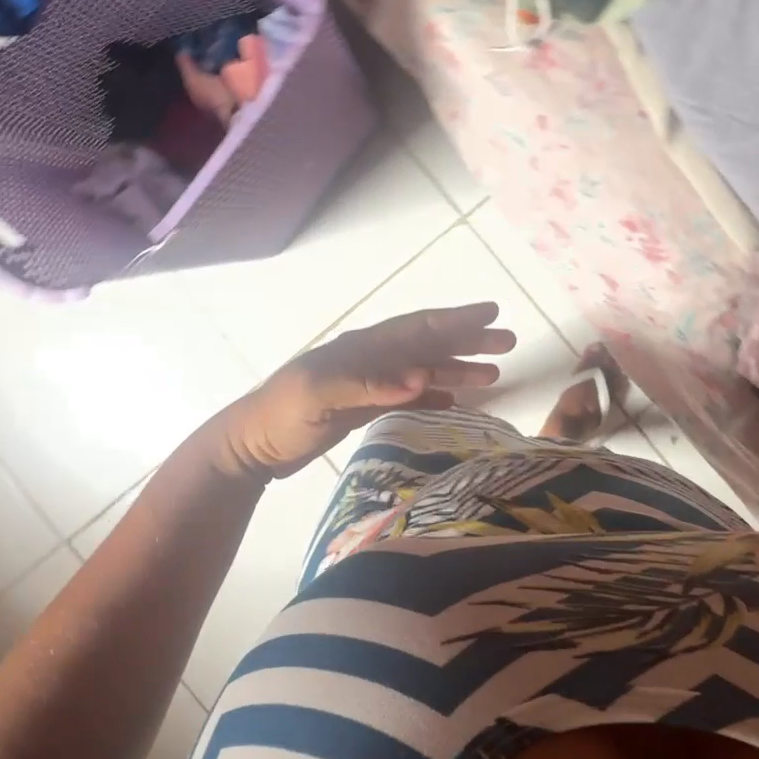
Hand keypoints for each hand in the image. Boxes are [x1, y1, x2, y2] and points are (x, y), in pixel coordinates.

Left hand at [217, 302, 517, 479]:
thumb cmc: (283, 414)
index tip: (491, 313)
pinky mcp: (363, 407)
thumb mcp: (320, 394)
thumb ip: (370, 384)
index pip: (419, 328)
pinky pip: (409, 397)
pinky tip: (454, 403)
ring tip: (493, 373)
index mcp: (364, 347)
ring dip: (457, 369)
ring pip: (423, 370)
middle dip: (468, 341)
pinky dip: (433, 397)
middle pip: (429, 344)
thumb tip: (422, 378)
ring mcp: (369, 383)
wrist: (251, 445)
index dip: (456, 320)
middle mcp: (372, 359)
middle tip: (507, 342)